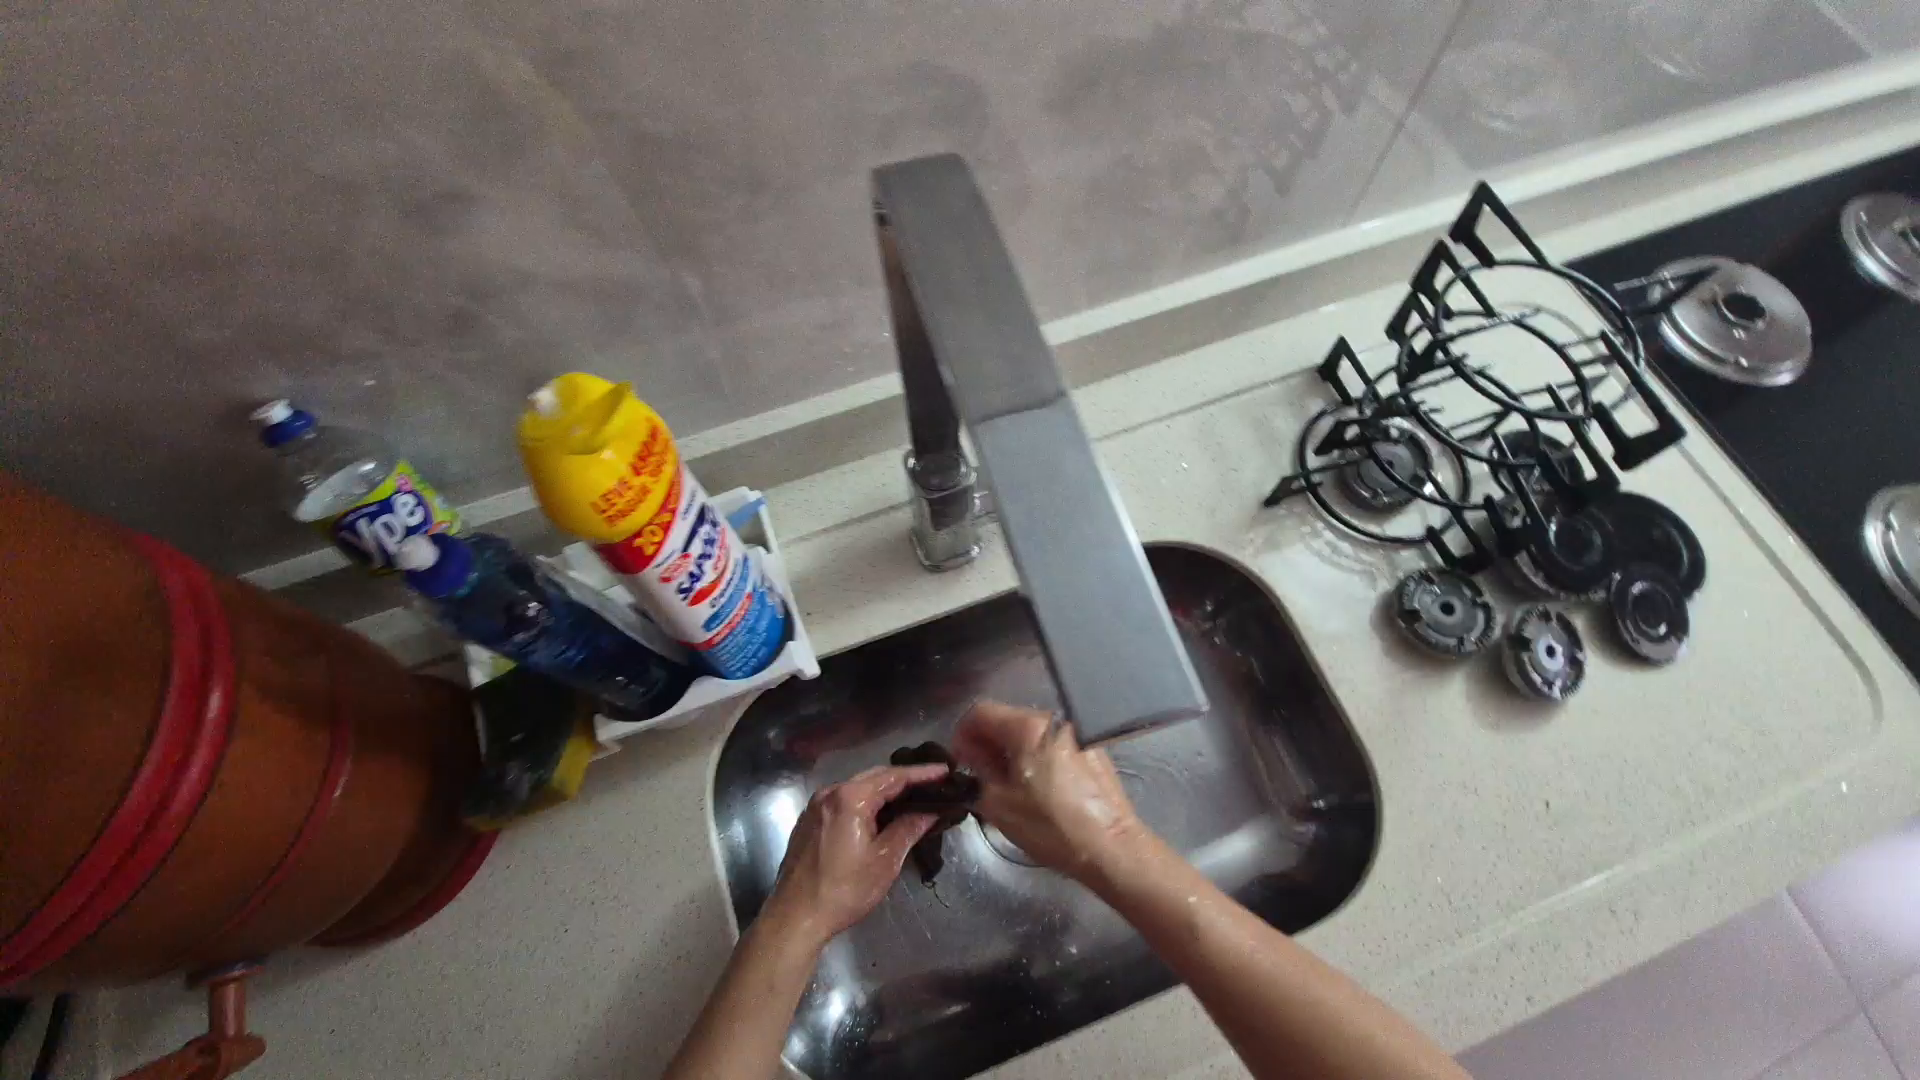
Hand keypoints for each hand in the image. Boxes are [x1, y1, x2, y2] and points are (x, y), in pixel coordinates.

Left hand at [761, 763, 947, 947]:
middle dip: (903, 778)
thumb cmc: (844, 890)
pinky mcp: (809, 820)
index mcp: (850, 798)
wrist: (794, 918)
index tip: (945, 770)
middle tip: (932, 782)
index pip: (893, 776)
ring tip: (911, 795)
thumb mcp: (884, 860)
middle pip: (874, 776)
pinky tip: (879, 812)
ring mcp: (816, 806)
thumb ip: (908, 828)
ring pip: (857, 787)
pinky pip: (843, 800)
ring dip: (884, 789)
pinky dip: (865, 800)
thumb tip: (930, 811)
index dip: (921, 773)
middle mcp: (830, 793)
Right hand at [952, 701, 1149, 883]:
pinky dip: (1037, 757)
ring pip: (1030, 733)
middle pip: (1006, 720)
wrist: (1112, 847)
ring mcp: (1076, 732)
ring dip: (1011, 752)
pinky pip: (1052, 744)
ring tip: (1008, 785)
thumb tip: (970, 757)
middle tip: (980, 777)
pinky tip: (1038, 788)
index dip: (961, 735)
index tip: (960, 762)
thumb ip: (976, 773)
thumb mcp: (998, 804)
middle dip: (986, 745)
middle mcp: (1054, 719)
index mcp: (1028, 726)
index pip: (980, 712)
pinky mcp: (1092, 749)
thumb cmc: (1052, 826)